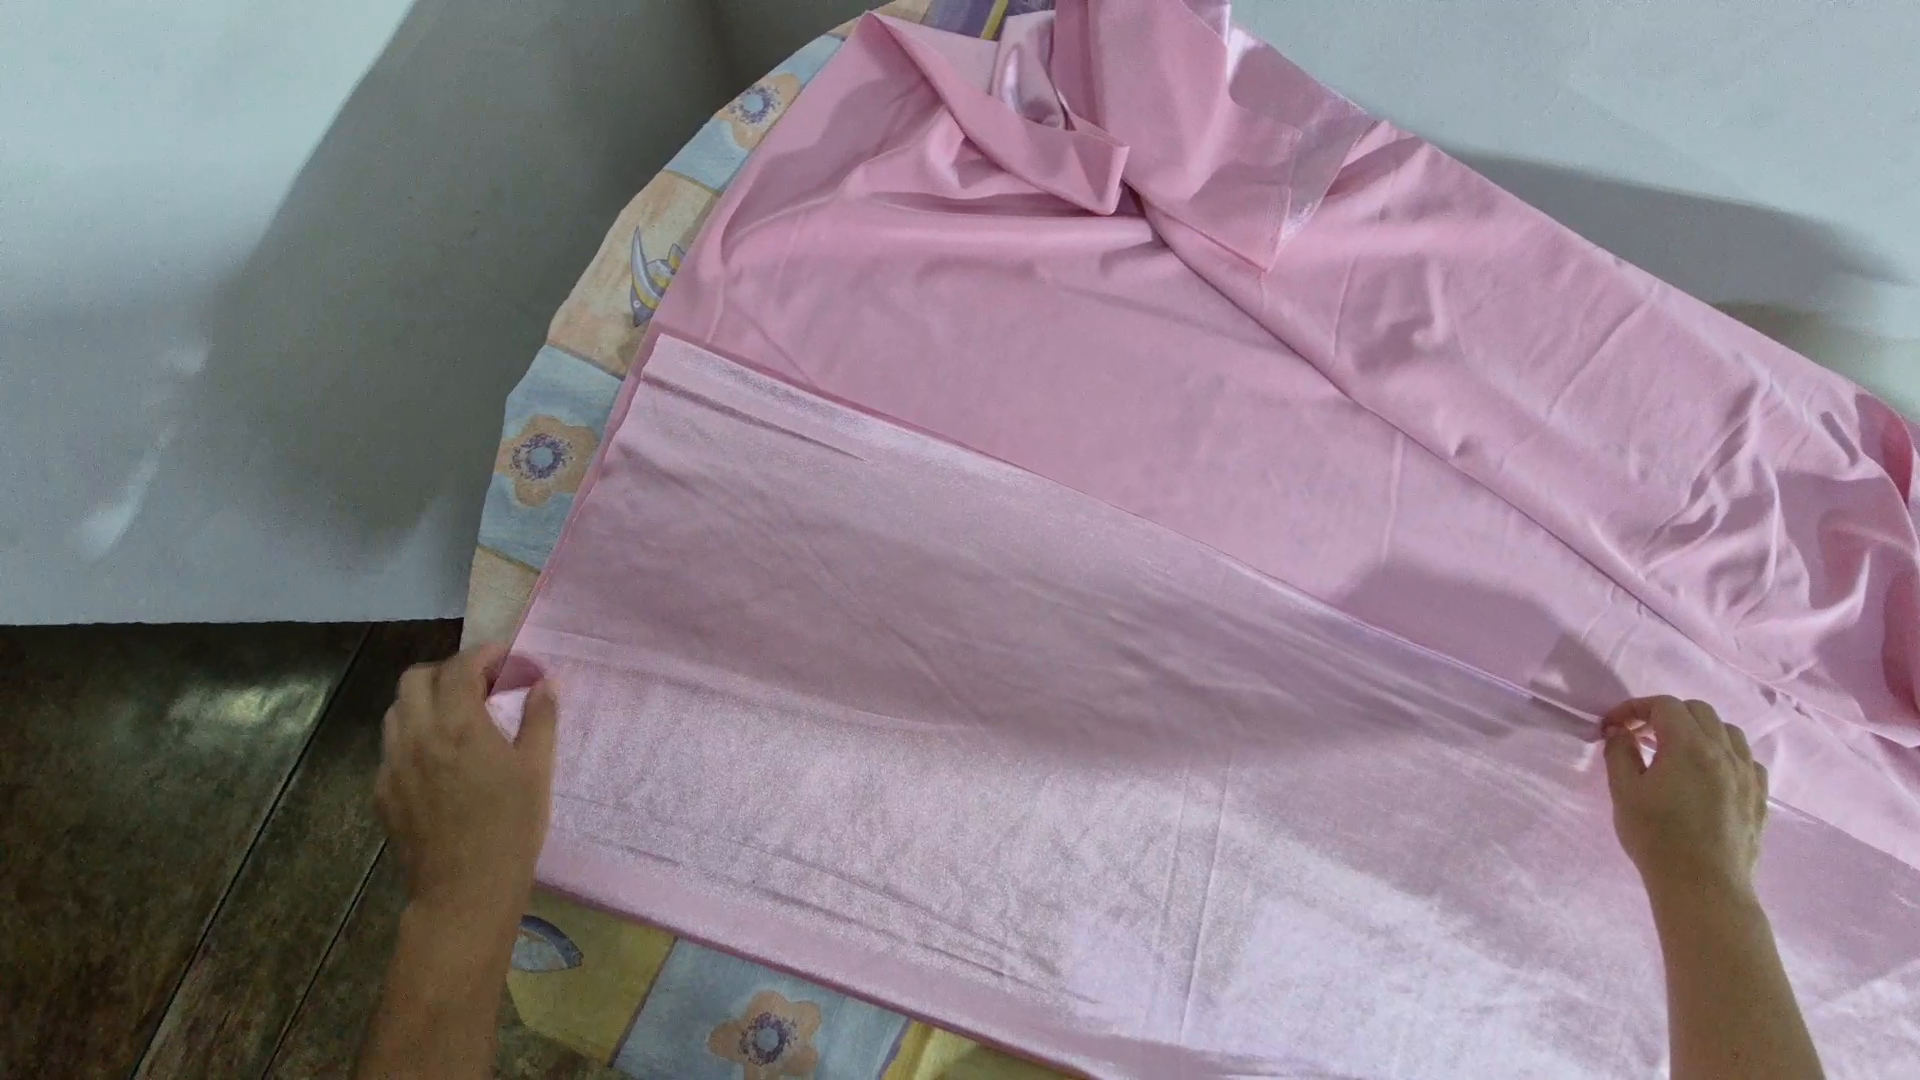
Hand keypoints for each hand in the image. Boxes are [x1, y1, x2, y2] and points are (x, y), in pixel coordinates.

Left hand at [374, 643, 558, 918]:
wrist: (466, 888)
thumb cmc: (513, 824)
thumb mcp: (538, 767)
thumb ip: (541, 717)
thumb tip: (546, 681)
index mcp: (459, 726)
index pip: (459, 668)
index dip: (483, 655)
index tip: (507, 659)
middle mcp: (417, 737)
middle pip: (414, 679)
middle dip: (447, 671)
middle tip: (480, 683)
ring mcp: (393, 765)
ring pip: (396, 711)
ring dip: (426, 700)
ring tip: (459, 715)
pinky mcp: (383, 791)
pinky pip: (392, 746)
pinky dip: (416, 734)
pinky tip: (443, 757)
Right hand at [1602, 695, 1768, 901]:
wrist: (1702, 884)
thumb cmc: (1655, 834)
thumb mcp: (1623, 789)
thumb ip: (1620, 752)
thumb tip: (1620, 732)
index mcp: (1690, 748)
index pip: (1665, 706)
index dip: (1633, 708)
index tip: (1613, 727)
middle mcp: (1726, 755)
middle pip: (1699, 712)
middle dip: (1665, 715)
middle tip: (1639, 735)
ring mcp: (1748, 777)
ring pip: (1728, 732)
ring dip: (1697, 731)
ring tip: (1672, 751)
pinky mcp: (1759, 797)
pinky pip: (1746, 760)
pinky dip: (1722, 754)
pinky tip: (1704, 773)